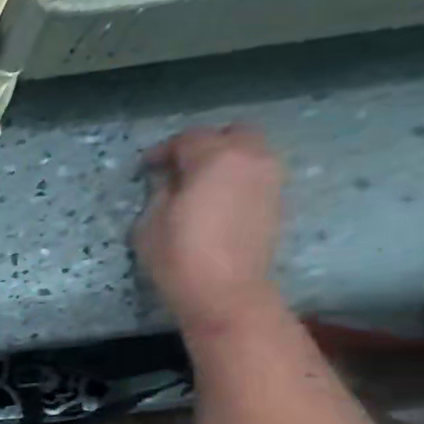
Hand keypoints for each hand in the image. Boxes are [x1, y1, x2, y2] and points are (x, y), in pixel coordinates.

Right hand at [134, 124, 287, 332]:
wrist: (225, 290)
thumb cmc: (179, 254)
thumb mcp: (149, 222)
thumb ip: (160, 191)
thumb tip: (170, 180)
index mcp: (215, 158)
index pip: (188, 138)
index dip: (164, 150)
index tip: (147, 166)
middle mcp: (250, 158)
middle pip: (233, 133)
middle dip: (206, 143)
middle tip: (181, 166)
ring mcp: (270, 179)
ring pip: (251, 152)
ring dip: (226, 160)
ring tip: (200, 183)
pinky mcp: (276, 201)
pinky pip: (257, 174)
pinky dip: (238, 178)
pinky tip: (218, 199)